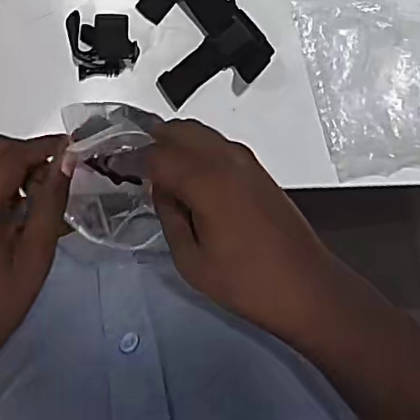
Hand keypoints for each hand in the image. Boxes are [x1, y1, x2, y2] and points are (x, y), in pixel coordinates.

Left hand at [0, 134, 72, 373]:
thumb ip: (51, 203)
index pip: (14, 154)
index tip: (72, 150)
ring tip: (38, 194)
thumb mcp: (33, 259)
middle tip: (57, 174)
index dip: (45, 147)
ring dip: (11, 165)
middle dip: (29, 153)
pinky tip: (12, 208)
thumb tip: (66, 162)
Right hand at [145, 119, 368, 347]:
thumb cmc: (248, 282)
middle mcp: (223, 158)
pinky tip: (189, 174)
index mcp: (204, 179)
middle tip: (131, 162)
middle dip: (150, 141)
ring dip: (173, 141)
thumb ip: (169, 217)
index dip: (129, 159)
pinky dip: (195, 147)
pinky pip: (215, 142)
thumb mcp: (192, 262)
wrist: (309, 288)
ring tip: (157, 167)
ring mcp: (243, 159)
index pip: (155, 156)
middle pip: (176, 131)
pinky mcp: (255, 168)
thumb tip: (161, 191)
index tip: (110, 163)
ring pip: (197, 131)